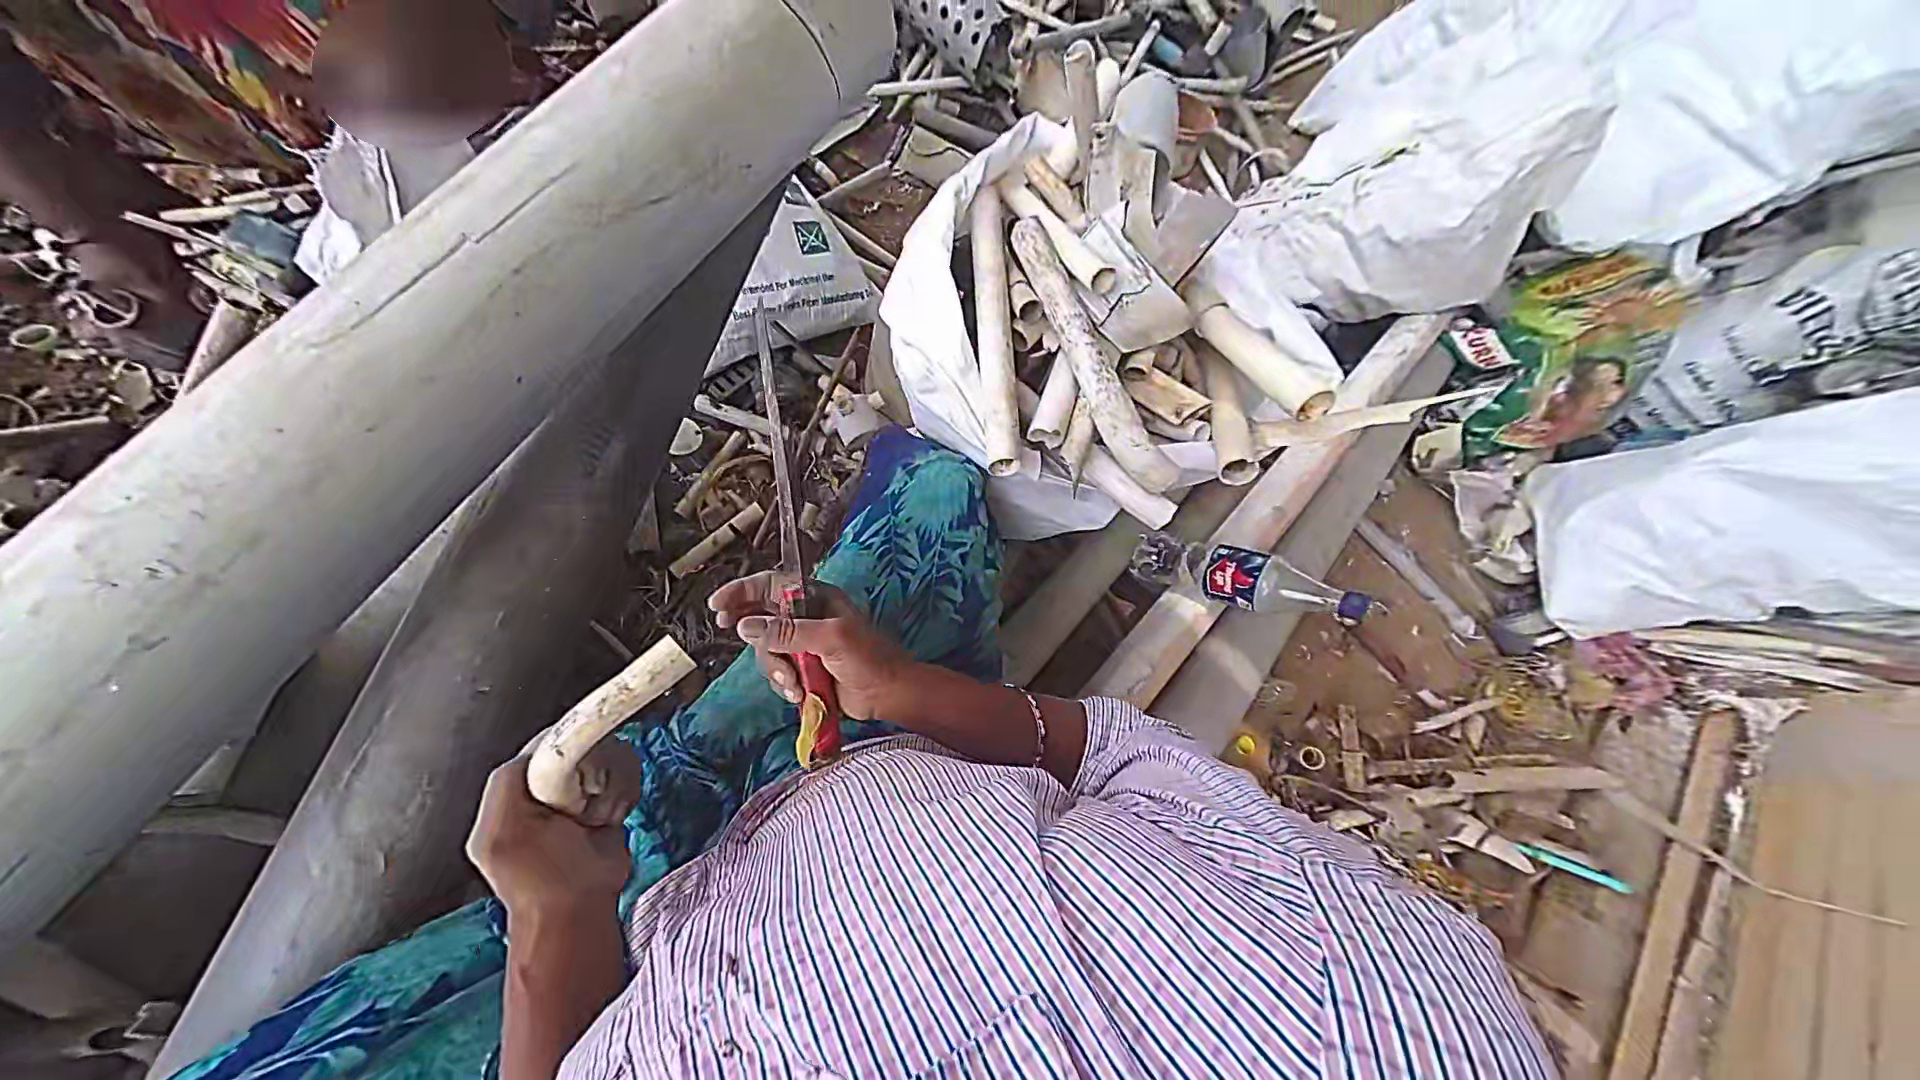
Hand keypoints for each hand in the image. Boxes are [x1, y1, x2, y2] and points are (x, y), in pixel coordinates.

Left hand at [467, 756, 632, 917]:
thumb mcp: (505, 830)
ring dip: (610, 786)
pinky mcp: (608, 804)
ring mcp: (578, 799)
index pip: (537, 753)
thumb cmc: (544, 876)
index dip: (556, 754)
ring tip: (600, 815)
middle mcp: (544, 796)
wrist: (582, 909)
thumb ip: (506, 784)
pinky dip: (624, 792)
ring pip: (607, 760)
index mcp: (510, 802)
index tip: (573, 767)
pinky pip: (624, 777)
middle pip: (576, 751)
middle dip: (588, 772)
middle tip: (585, 800)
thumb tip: (535, 751)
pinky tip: (614, 815)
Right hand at [709, 571, 916, 719]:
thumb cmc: (869, 657)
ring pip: (766, 650)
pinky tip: (800, 691)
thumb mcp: (831, 638)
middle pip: (761, 617)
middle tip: (730, 632)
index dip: (743, 591)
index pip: (771, 585)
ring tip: (794, 681)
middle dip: (752, 632)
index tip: (718, 604)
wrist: (886, 694)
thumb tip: (746, 625)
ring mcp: (802, 644)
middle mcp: (806, 617)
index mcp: (816, 598)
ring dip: (775, 667)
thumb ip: (789, 631)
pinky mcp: (801, 668)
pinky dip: (783, 683)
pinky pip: (776, 672)